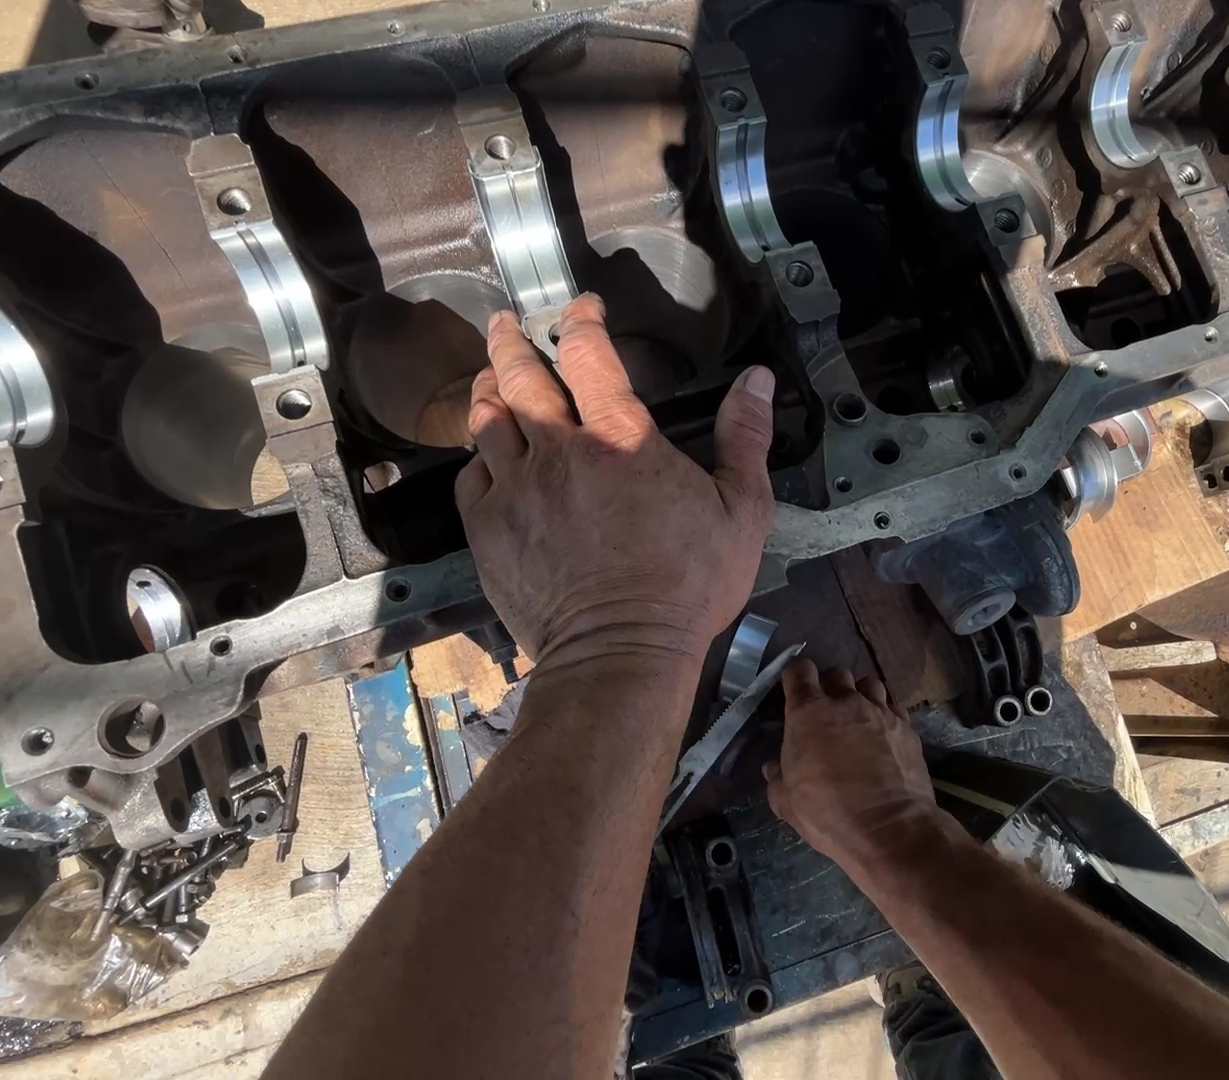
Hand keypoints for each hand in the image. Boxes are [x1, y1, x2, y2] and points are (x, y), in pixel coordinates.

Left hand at [454, 294, 776, 668]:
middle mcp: (559, 450)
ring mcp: (517, 490)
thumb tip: (756, 380)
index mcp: (621, 437)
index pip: (588, 354)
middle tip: (506, 325)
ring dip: (488, 389)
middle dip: (511, 341)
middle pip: (519, 375)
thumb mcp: (742, 511)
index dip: (581, 320)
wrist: (621, 652)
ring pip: (486, 419)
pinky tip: (487, 458)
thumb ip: (745, 439)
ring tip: (489, 378)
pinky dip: (479, 458)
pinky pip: (471, 477)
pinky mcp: (490, 530)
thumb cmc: (689, 585)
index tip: (581, 309)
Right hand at [764, 661, 942, 868]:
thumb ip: (777, 779)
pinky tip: (884, 732)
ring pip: (869, 683)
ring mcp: (879, 711)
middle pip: (836, 674)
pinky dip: (886, 713)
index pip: (799, 671)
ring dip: (861, 695)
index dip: (796, 677)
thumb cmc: (828, 812)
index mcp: (809, 713)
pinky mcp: (906, 727)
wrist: (889, 828)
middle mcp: (845, 702)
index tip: (794, 690)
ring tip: (859, 716)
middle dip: (830, 686)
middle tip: (827, 710)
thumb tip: (774, 768)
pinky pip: (893, 706)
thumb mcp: (787, 802)